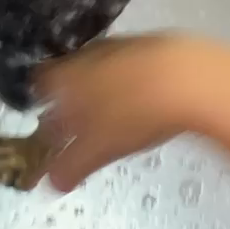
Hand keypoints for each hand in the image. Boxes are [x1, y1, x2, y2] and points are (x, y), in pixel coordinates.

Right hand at [35, 31, 229, 191]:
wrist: (189, 80)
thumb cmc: (134, 112)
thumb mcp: (98, 148)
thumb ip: (71, 165)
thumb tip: (54, 182)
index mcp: (62, 77)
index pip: (39, 86)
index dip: (43, 105)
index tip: (51, 122)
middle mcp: (84, 57)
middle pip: (69, 77)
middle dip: (73, 99)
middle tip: (83, 123)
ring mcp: (117, 49)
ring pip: (100, 70)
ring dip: (104, 89)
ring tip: (118, 115)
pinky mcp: (150, 46)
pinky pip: (131, 65)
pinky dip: (133, 82)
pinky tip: (148, 102)